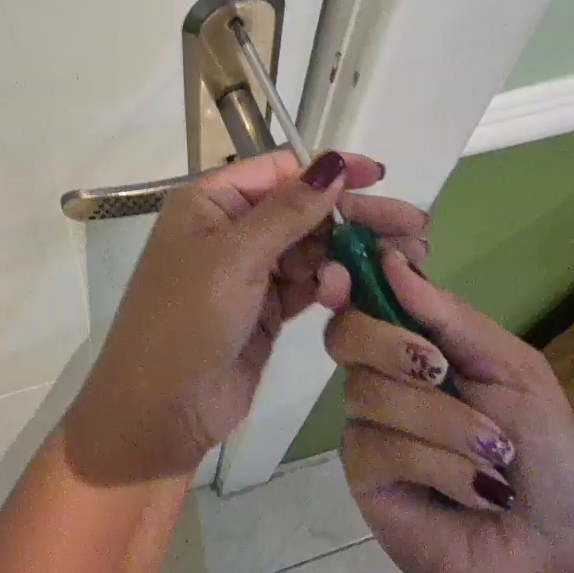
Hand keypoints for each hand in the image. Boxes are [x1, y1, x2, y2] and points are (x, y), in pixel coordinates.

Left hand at [63, 150, 428, 483]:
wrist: (159, 410)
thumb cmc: (186, 320)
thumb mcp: (235, 258)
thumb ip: (289, 211)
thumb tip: (333, 163)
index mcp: (209, 203)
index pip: (279, 171)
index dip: (329, 172)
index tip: (379, 176)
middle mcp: (229, 230)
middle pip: (303, 210)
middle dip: (354, 216)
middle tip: (414, 226)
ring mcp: (247, 272)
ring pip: (311, 249)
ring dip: (349, 254)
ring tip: (400, 262)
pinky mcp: (264, 310)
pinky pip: (308, 285)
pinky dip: (331, 285)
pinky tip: (351, 291)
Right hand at [320, 250, 573, 572]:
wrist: (554, 552)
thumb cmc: (547, 459)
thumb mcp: (516, 371)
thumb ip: (451, 317)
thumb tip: (391, 261)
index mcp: (418, 346)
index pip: (367, 295)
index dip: (352, 272)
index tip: (348, 261)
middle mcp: (383, 378)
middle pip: (347, 333)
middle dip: (394, 346)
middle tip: (441, 371)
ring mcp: (367, 428)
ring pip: (370, 392)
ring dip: (447, 424)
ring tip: (493, 457)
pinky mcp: (363, 476)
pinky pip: (379, 446)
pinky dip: (440, 465)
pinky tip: (473, 491)